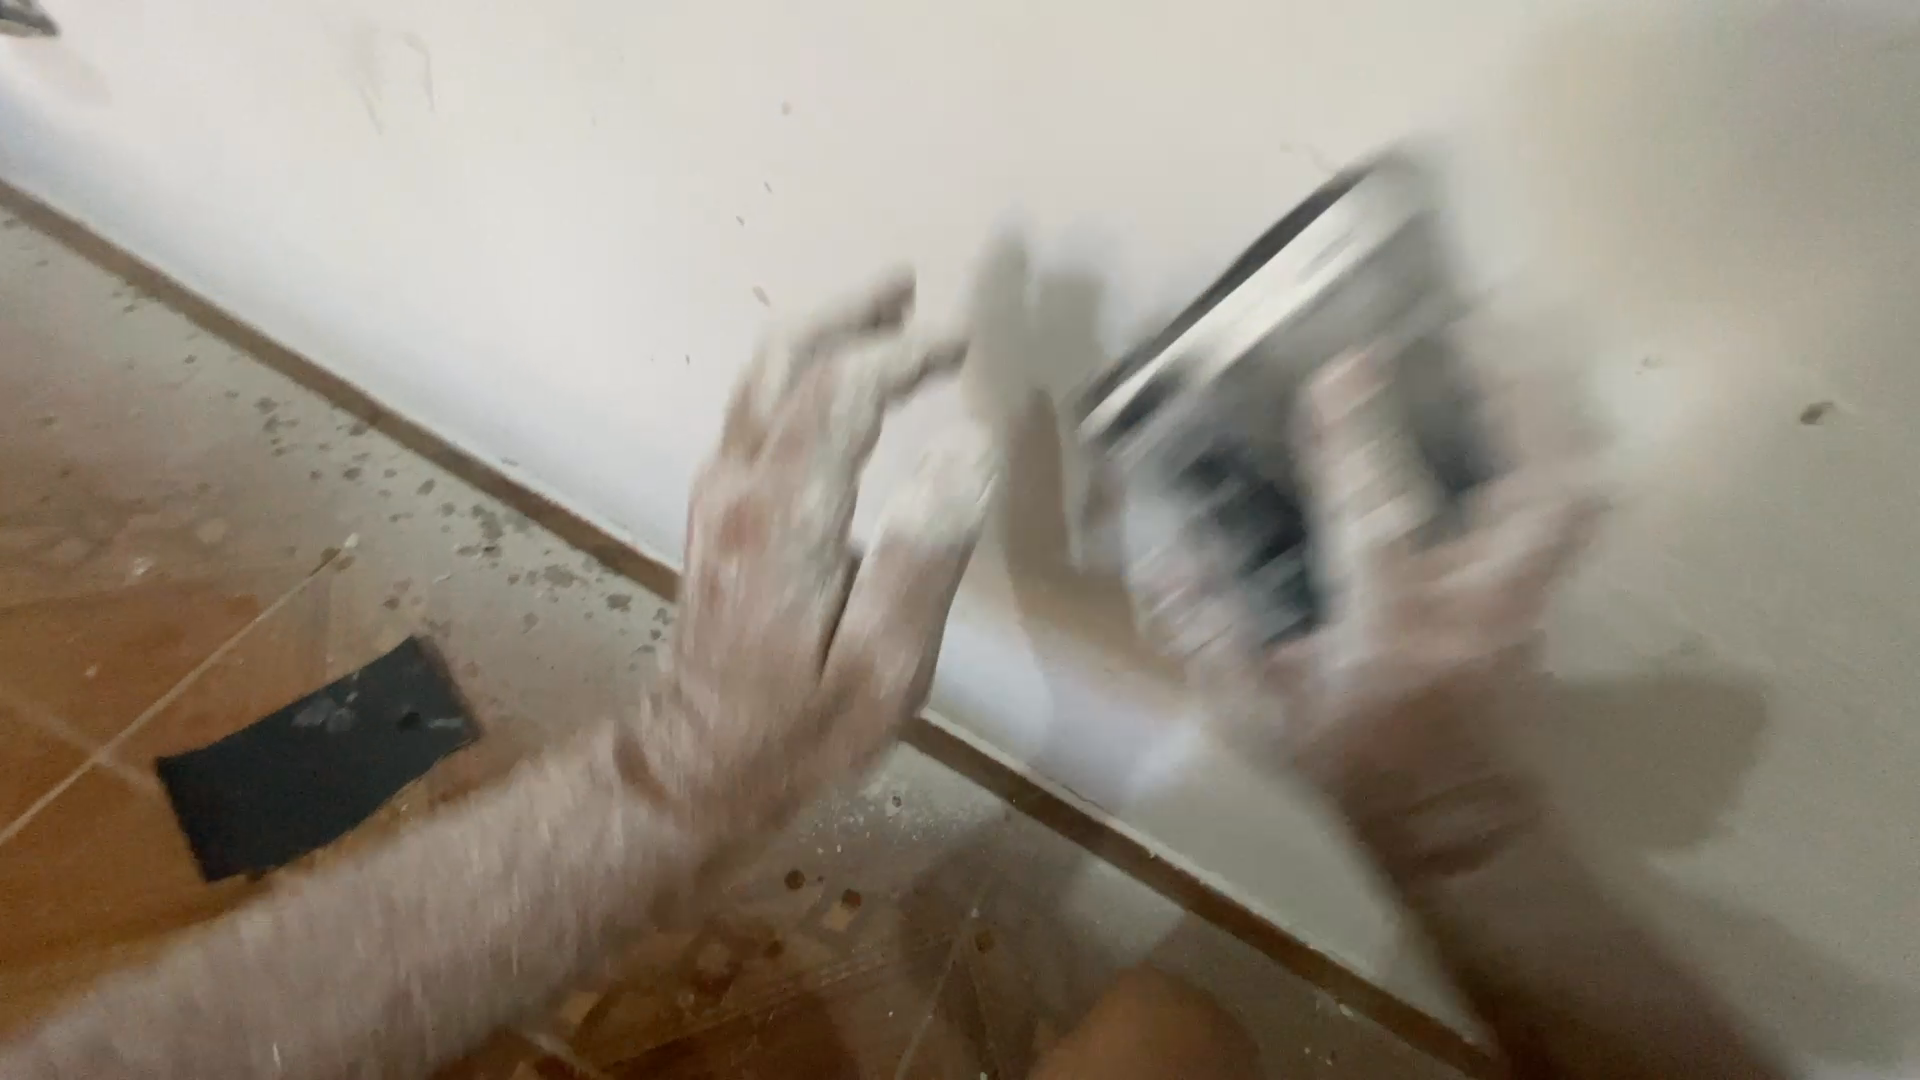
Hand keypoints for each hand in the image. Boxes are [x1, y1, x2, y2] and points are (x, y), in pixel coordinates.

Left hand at [613, 272, 998, 838]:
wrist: (699, 768)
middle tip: (911, 293)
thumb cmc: (802, 731)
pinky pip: (756, 414)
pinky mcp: (716, 513)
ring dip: (825, 336)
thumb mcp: (885, 666)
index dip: (903, 355)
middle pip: (785, 362)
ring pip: (762, 381)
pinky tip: (836, 385)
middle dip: (853, 316)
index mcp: (784, 518)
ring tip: (885, 318)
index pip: (841, 392)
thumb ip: (925, 553)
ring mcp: (717, 496)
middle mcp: (738, 487)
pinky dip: (802, 376)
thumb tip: (971, 447)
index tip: (961, 345)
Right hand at [1127, 349, 1602, 805]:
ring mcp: (1525, 602)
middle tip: (1471, 335)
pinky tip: (1505, 423)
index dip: (1359, 443)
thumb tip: (1164, 560)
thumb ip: (1207, 637)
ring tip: (1497, 355)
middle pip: (1537, 500)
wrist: (1452, 821)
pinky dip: (1541, 457)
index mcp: (1392, 631)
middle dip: (1514, 409)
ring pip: (1567, 499)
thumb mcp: (1253, 713)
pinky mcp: (1538, 601)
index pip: (1377, 522)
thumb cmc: (1346, 762)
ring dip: (1540, 420)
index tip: (1344, 368)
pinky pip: (1558, 515)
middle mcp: (1476, 607)